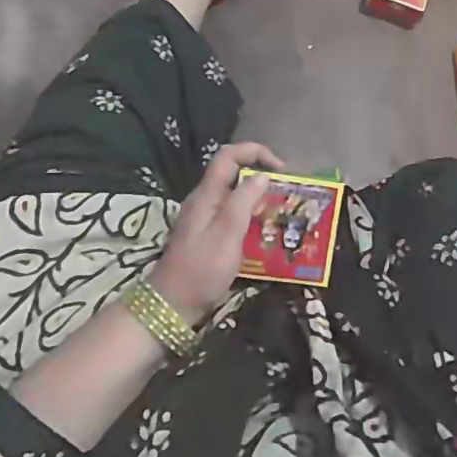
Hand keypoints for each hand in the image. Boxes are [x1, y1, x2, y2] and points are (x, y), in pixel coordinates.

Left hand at [150, 143, 284, 322]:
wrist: (172, 304)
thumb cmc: (201, 269)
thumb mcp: (227, 235)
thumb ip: (244, 202)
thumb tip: (262, 176)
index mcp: (207, 194)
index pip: (229, 155)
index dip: (256, 152)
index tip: (281, 169)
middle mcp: (205, 200)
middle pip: (233, 172)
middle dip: (261, 176)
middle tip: (285, 196)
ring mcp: (204, 217)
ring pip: (234, 194)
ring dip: (258, 197)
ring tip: (279, 214)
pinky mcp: (208, 234)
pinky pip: (232, 213)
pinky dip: (250, 215)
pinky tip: (263, 232)